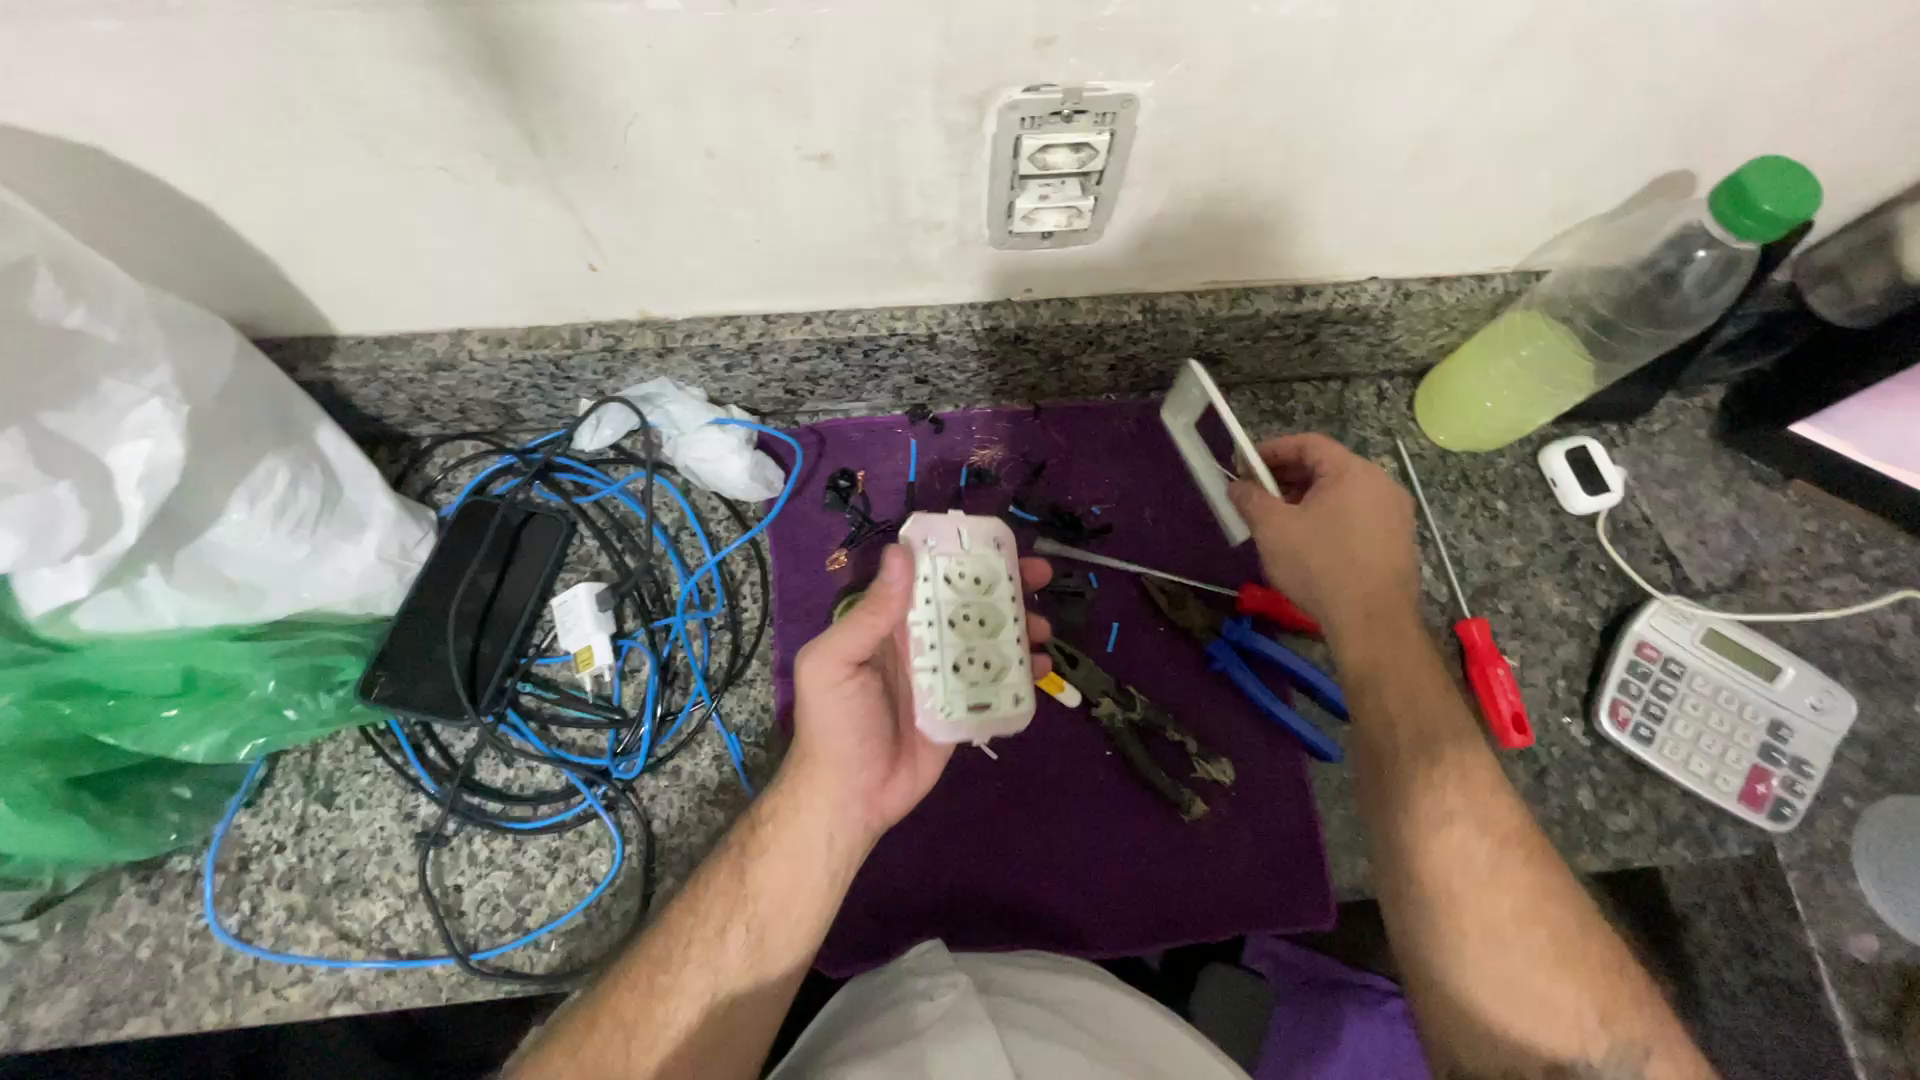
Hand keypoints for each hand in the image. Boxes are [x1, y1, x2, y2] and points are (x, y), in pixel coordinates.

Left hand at [785, 544, 1052, 845]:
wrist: (850, 798)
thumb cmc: (834, 724)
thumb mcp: (835, 662)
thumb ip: (869, 612)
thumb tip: (899, 553)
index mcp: (887, 623)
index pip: (928, 577)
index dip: (961, 557)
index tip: (997, 544)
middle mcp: (918, 641)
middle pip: (967, 604)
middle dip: (1004, 586)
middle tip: (1039, 575)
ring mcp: (943, 676)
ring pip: (988, 639)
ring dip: (1019, 627)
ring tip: (1043, 626)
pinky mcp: (962, 709)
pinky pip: (996, 683)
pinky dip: (1022, 672)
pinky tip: (1041, 667)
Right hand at [1228, 433, 1419, 646]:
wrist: (1372, 620)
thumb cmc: (1319, 565)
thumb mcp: (1272, 529)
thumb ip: (1251, 499)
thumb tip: (1237, 486)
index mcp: (1352, 471)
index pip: (1308, 444)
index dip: (1271, 450)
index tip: (1243, 464)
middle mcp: (1381, 483)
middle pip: (1326, 467)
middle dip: (1285, 477)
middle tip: (1255, 495)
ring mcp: (1394, 513)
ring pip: (1341, 493)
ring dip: (1305, 500)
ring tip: (1276, 521)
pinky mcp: (1397, 540)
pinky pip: (1356, 516)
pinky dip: (1327, 518)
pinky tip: (1307, 543)